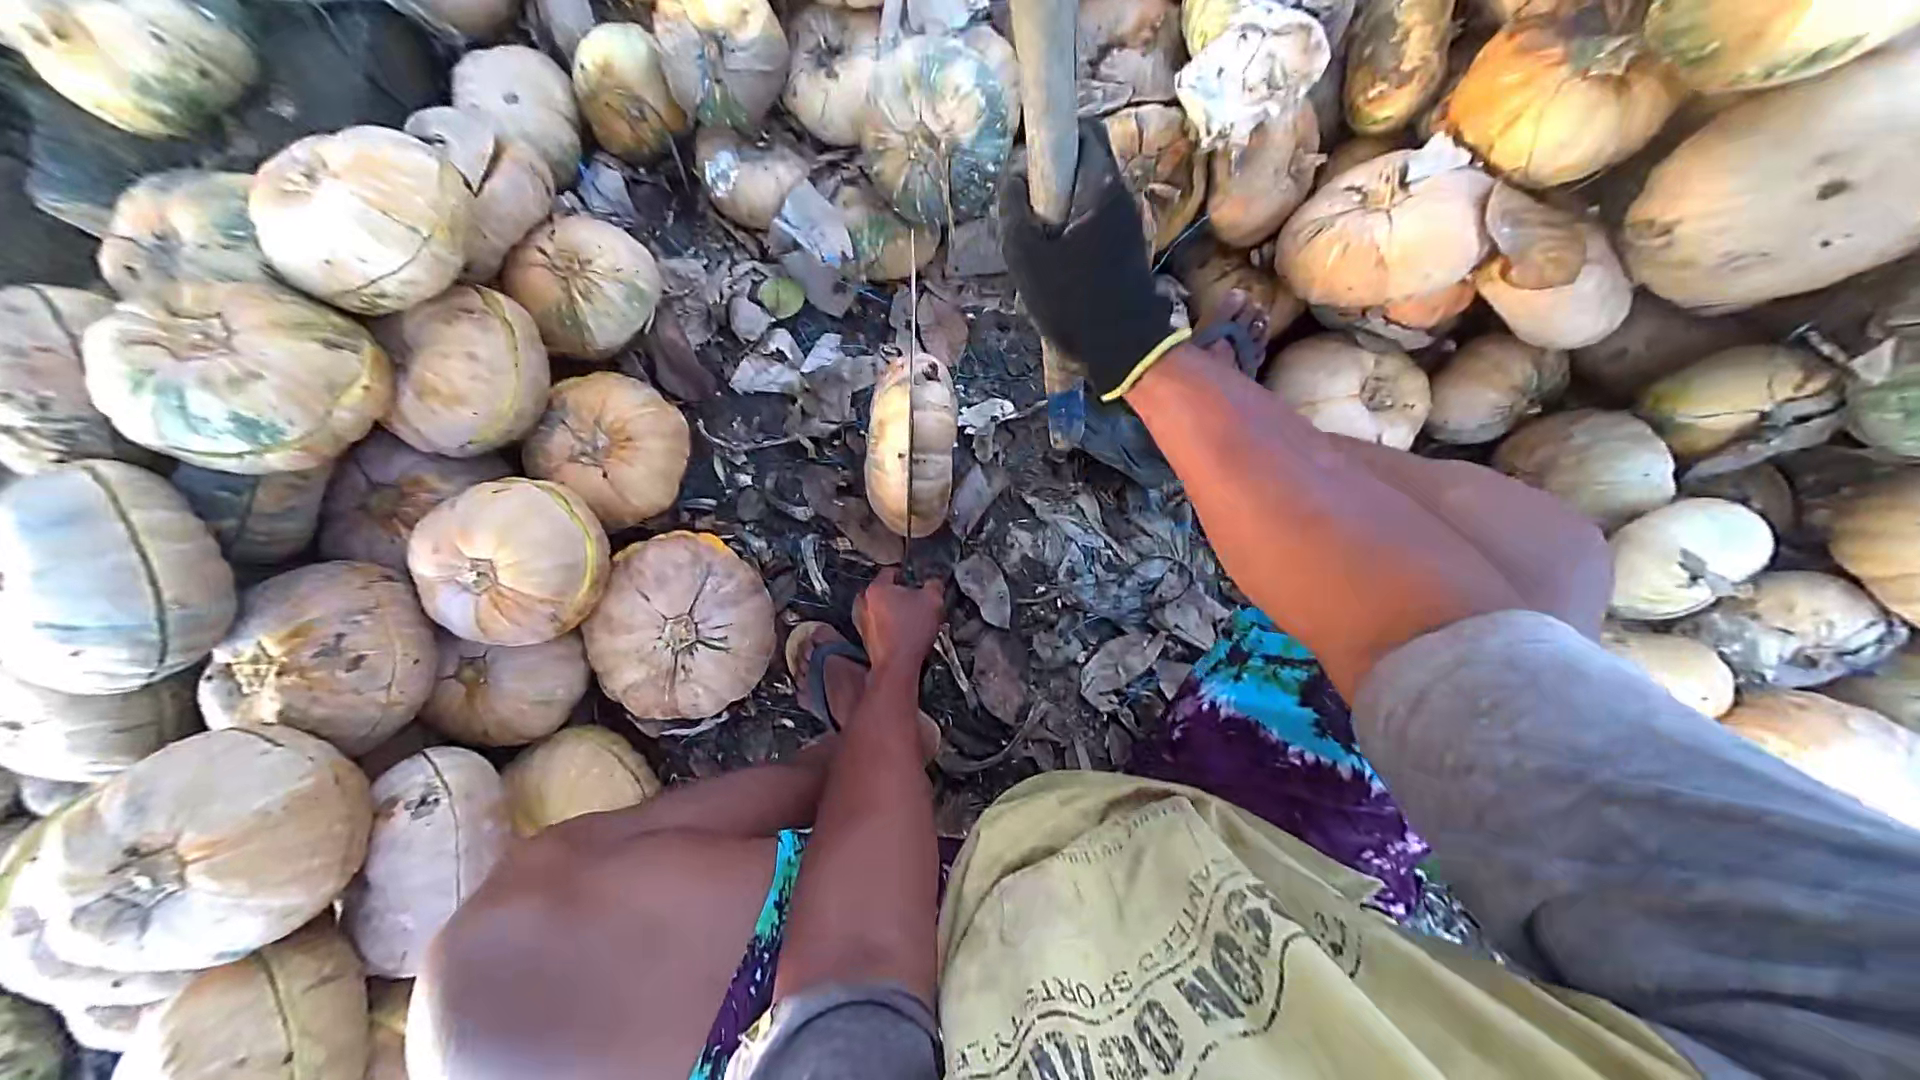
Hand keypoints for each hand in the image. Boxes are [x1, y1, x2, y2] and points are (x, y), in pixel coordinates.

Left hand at [854, 569, 945, 677]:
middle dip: (900, 594)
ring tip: (912, 618)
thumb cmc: (911, 632)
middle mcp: (864, 602)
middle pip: (884, 590)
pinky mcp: (865, 638)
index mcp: (877, 588)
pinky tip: (905, 632)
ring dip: (894, 610)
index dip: (907, 575)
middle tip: (916, 600)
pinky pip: (879, 624)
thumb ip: (934, 585)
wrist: (898, 665)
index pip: (891, 571)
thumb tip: (934, 582)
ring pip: (881, 608)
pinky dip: (890, 626)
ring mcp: (862, 621)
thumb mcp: (933, 600)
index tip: (916, 581)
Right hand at [999, 121, 1178, 399]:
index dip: (1053, 135)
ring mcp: (1128, 224)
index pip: (1084, 130)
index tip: (1027, 160)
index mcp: (1102, 186)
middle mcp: (1122, 196)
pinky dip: (1073, 232)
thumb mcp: (1026, 256)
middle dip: (1051, 179)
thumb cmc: (1072, 300)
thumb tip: (1012, 177)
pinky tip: (1055, 264)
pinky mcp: (1127, 249)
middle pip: (1084, 166)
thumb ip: (1012, 210)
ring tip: (1036, 243)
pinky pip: (1094, 224)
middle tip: (1024, 209)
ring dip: (1059, 211)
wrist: (1122, 347)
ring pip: (1087, 198)